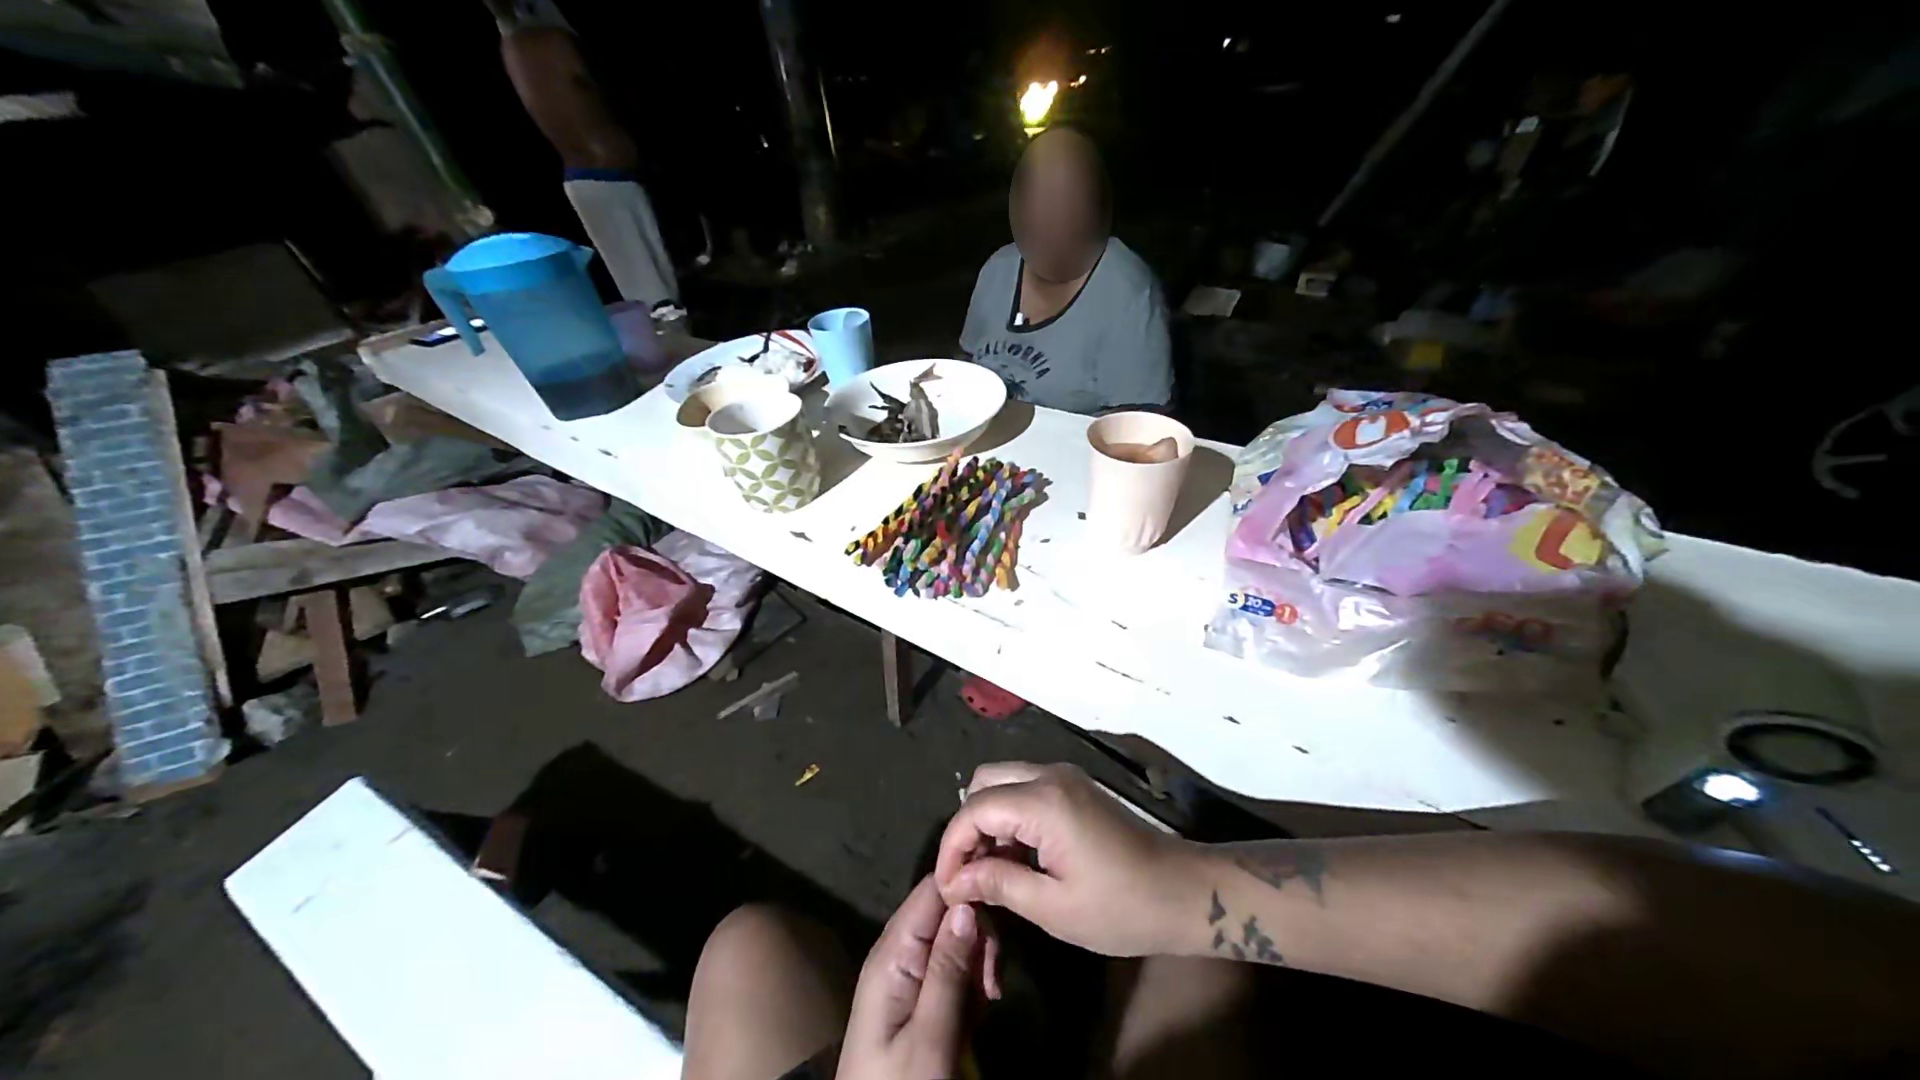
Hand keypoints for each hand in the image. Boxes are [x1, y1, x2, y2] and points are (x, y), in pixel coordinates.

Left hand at [836, 876, 981, 1079]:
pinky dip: (974, 982)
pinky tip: (982, 1009)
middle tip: (992, 981)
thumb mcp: (927, 1037)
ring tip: (988, 1000)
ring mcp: (912, 973)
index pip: (931, 890)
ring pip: (958, 939)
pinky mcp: (924, 994)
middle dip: (979, 935)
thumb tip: (967, 904)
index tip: (1000, 916)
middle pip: (949, 911)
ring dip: (980, 962)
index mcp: (893, 953)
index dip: (967, 891)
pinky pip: (956, 968)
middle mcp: (900, 952)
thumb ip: (946, 969)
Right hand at [935, 762, 1198, 956]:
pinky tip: (1014, 856)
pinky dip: (1009, 815)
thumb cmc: (1123, 907)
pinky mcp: (1074, 787)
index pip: (975, 809)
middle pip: (984, 782)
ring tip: (987, 870)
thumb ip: (999, 884)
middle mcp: (1049, 776)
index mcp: (1044, 802)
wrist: (1185, 892)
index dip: (953, 846)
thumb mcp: (1055, 908)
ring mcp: (1064, 777)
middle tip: (967, 873)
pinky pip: (1024, 789)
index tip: (948, 886)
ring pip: (1003, 781)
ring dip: (987, 820)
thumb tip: (955, 881)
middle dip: (966, 826)